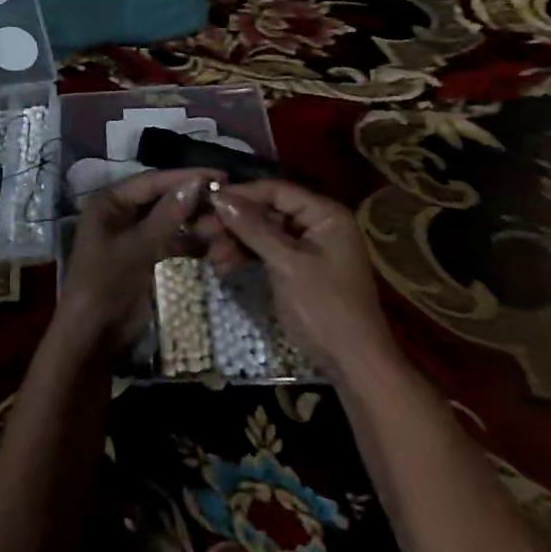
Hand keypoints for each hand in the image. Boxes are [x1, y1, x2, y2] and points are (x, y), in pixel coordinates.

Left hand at [57, 168, 217, 355]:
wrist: (94, 332)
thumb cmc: (106, 282)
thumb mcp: (137, 247)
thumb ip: (167, 216)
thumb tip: (196, 183)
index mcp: (108, 203)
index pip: (151, 181)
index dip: (184, 177)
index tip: (221, 176)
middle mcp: (119, 213)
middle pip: (161, 198)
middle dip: (192, 200)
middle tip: (230, 201)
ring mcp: (132, 235)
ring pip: (169, 220)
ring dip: (194, 223)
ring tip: (225, 226)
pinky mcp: (143, 257)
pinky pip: (169, 241)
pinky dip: (188, 243)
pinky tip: (212, 247)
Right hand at [204, 179, 398, 375]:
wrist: (350, 360)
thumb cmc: (325, 306)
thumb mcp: (286, 263)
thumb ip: (253, 228)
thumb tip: (219, 197)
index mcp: (325, 215)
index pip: (277, 191)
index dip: (241, 194)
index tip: (206, 201)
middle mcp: (317, 224)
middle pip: (266, 210)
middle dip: (234, 221)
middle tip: (200, 230)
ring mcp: (306, 247)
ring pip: (261, 232)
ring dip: (234, 241)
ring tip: (211, 256)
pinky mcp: (294, 268)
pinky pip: (264, 252)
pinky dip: (244, 257)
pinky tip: (222, 267)